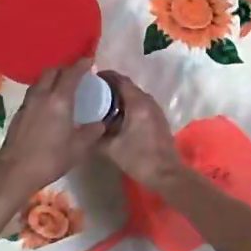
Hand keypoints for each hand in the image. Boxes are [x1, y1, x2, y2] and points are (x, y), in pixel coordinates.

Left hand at [0, 60, 104, 200]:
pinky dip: (42, 92)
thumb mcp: (78, 148)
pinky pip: (32, 94)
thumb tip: (101, 124)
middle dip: (64, 68)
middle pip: (51, 71)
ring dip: (51, 79)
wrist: (16, 171)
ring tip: (61, 87)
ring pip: (39, 82)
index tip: (88, 61)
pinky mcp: (18, 114)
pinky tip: (47, 105)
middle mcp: (41, 96)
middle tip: (75, 74)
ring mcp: (27, 103)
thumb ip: (92, 132)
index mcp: (59, 100)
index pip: (71, 74)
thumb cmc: (51, 159)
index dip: (81, 65)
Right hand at [96, 71, 185, 187]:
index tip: (91, 79)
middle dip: (111, 88)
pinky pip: (141, 106)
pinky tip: (117, 118)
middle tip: (93, 93)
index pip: (120, 80)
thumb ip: (97, 136)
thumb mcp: (112, 148)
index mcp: (137, 103)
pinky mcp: (158, 119)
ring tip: (102, 105)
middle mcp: (148, 102)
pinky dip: (128, 106)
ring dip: (120, 98)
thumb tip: (84, 131)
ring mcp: (156, 110)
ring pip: (135, 96)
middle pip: (128, 87)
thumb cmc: (139, 158)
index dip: (105, 77)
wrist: (166, 174)